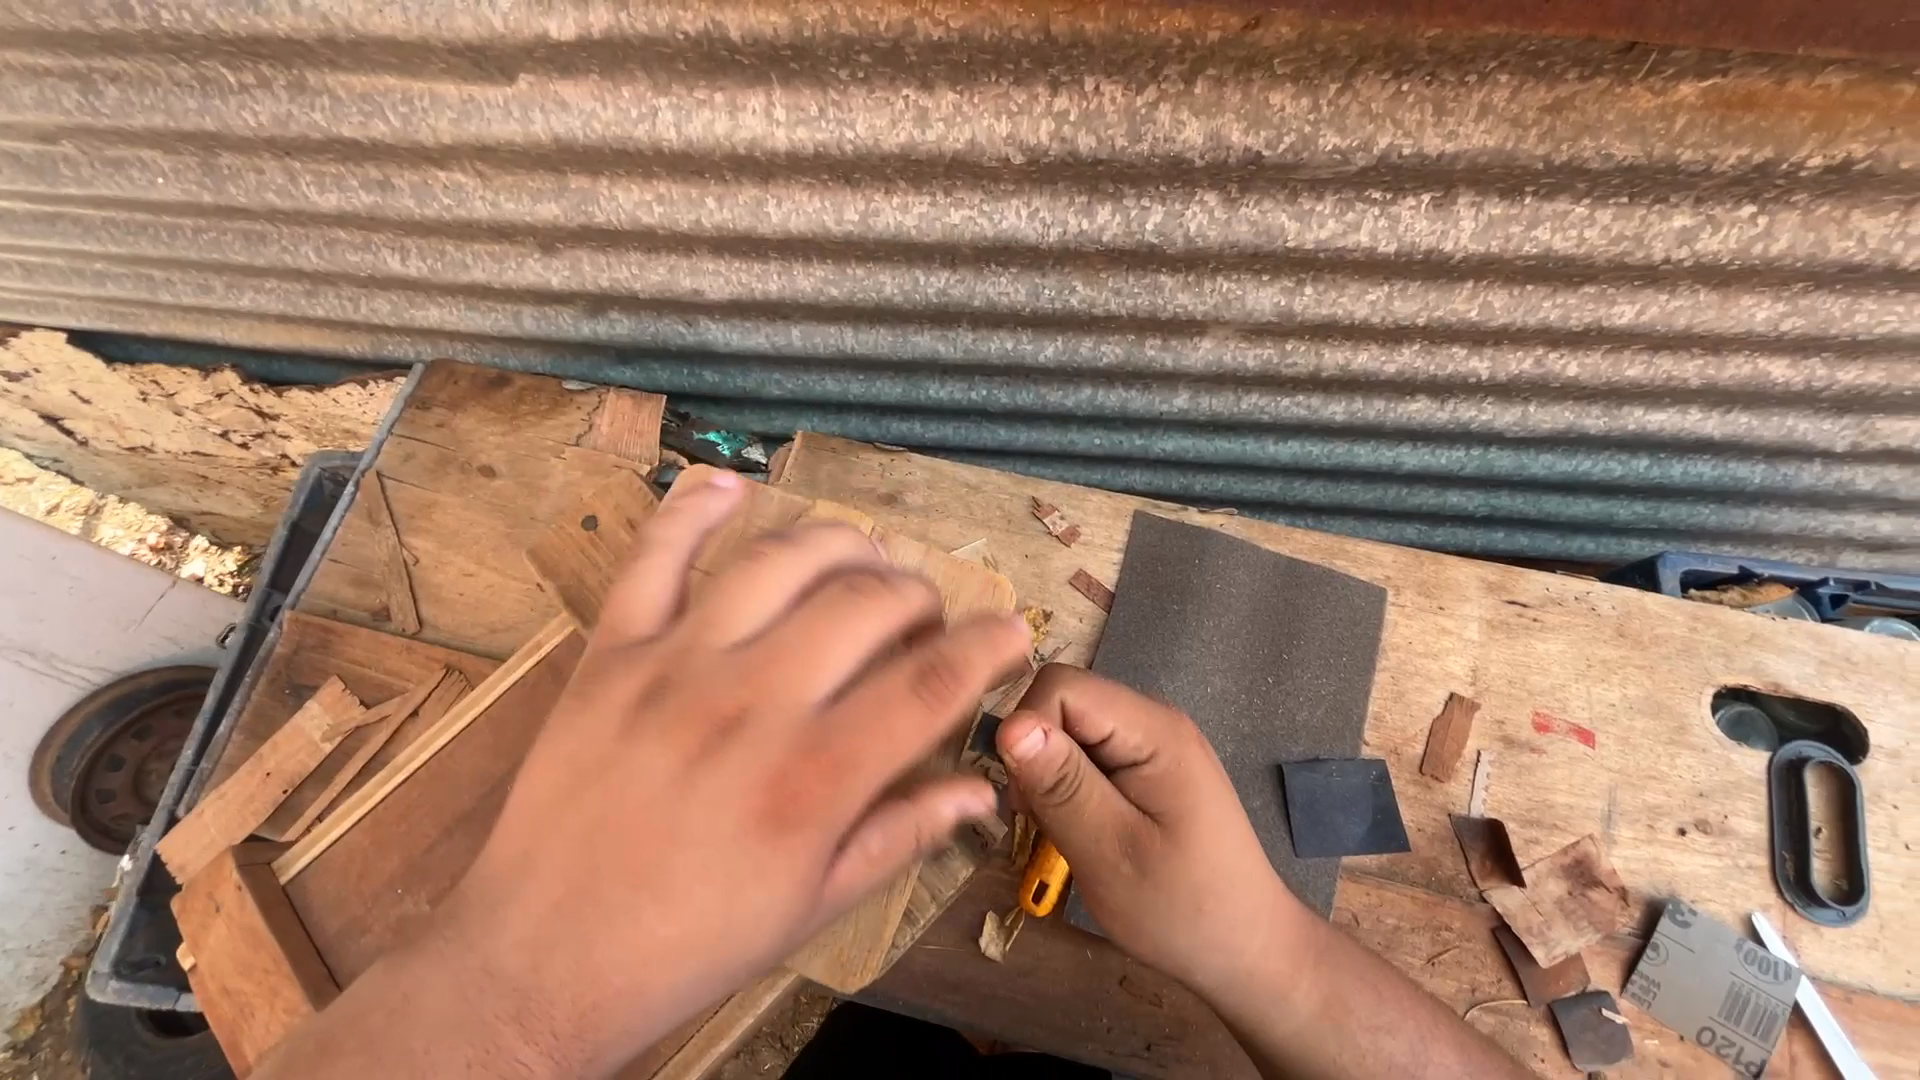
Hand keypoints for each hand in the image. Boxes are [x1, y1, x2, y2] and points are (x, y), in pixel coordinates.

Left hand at [434, 468, 1029, 1073]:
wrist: (538, 963)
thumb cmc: (688, 944)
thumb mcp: (814, 904)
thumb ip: (904, 833)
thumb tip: (981, 788)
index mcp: (813, 778)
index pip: (932, 682)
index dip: (988, 645)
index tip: (1010, 629)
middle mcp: (753, 704)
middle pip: (868, 602)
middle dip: (919, 596)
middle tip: (924, 617)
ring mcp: (676, 666)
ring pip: (781, 561)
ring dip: (842, 546)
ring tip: (866, 560)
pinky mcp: (613, 652)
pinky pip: (655, 556)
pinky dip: (692, 509)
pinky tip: (731, 484)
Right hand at [996, 664, 1305, 997]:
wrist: (1245, 948)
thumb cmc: (1182, 909)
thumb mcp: (1112, 853)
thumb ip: (1062, 786)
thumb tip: (1010, 728)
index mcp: (1154, 729)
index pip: (1061, 687)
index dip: (1028, 730)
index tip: (1028, 796)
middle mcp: (1153, 719)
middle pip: (1064, 701)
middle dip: (1036, 754)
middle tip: (1043, 821)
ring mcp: (1151, 741)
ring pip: (1070, 728)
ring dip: (1049, 774)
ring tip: (1065, 830)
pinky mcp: (1144, 764)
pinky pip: (1086, 751)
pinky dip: (1067, 785)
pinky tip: (1080, 826)